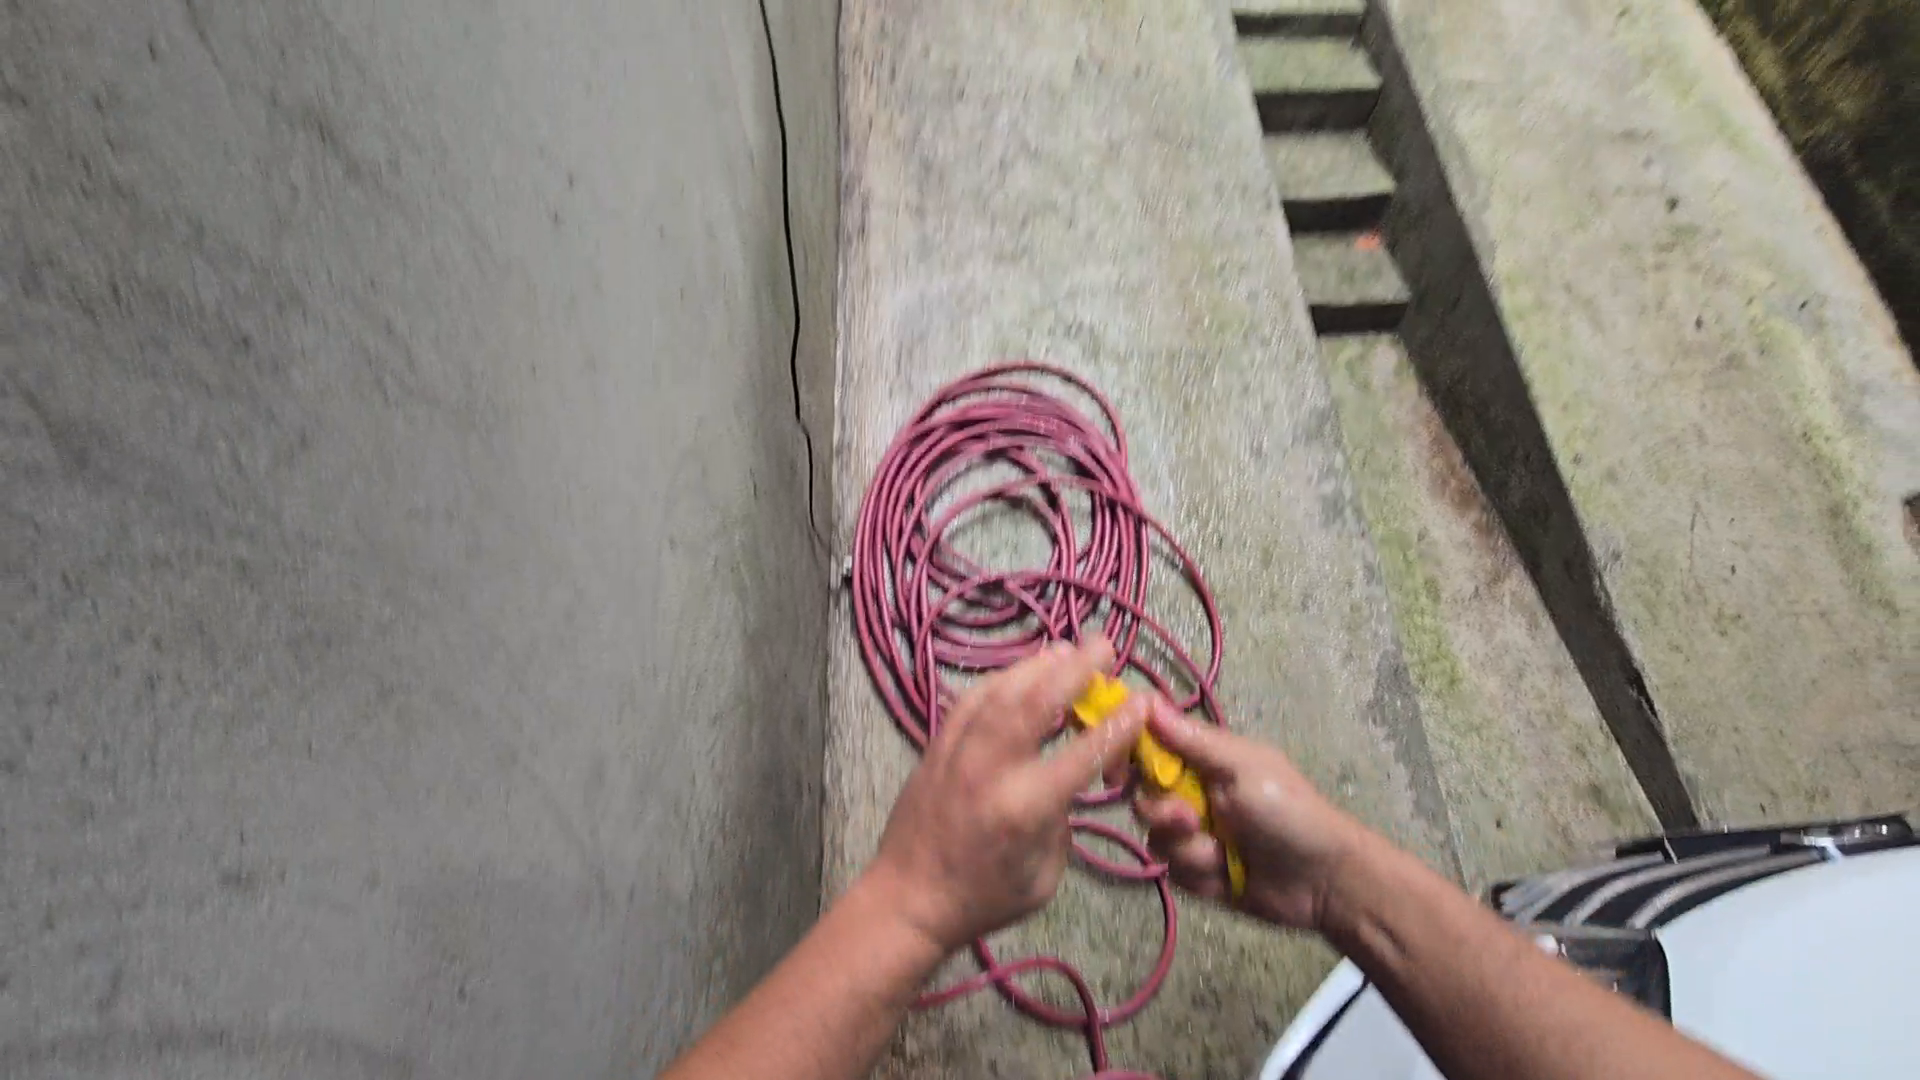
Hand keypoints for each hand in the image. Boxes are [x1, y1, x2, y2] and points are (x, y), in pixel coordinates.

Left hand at [862, 639, 1149, 953]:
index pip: (1082, 754)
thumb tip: (1069, 774)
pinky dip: (1002, 678)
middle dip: (1076, 669)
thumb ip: (1062, 818)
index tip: (1142, 701)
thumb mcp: (1045, 874)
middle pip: (1038, 702)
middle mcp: (992, 767)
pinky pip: (973, 697)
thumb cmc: (984, 897)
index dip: (1117, 724)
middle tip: (1104, 645)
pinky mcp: (937, 741)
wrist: (906, 897)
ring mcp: (959, 748)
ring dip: (1038, 664)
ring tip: (1067, 650)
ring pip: (1002, 689)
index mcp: (1025, 807)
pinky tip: (1021, 672)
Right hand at [1130, 699, 1377, 932]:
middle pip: (1139, 792)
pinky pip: (1170, 867)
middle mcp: (1189, 789)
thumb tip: (1145, 701)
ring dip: (1186, 846)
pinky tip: (1225, 874)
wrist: (1325, 883)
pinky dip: (1197, 872)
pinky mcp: (1194, 869)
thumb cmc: (1289, 811)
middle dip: (1160, 810)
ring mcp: (1190, 831)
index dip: (1124, 750)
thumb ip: (1193, 739)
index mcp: (1200, 756)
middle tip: (1189, 819)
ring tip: (1220, 853)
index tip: (1116, 768)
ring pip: (1153, 834)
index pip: (1146, 741)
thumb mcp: (1243, 767)